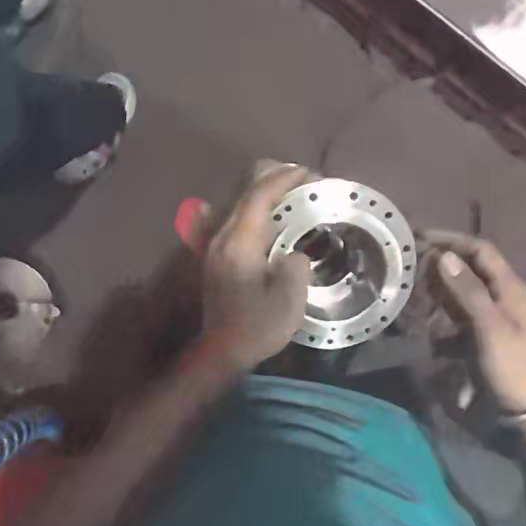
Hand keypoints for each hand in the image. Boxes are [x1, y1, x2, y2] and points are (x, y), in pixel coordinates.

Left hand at [196, 163, 313, 367]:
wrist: (222, 351)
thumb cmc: (257, 326)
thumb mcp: (289, 298)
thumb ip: (296, 265)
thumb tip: (294, 254)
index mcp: (240, 243)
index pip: (259, 196)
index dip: (284, 179)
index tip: (310, 173)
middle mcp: (222, 237)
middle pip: (245, 193)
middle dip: (275, 180)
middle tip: (305, 181)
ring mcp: (215, 246)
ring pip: (239, 205)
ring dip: (265, 195)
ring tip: (293, 195)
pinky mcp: (217, 258)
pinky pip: (236, 221)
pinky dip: (256, 210)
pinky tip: (266, 216)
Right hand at [424, 232, 525, 412]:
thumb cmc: (513, 364)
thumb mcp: (490, 326)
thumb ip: (468, 291)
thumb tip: (444, 256)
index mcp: (511, 287)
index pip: (481, 249)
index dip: (453, 239)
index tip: (421, 237)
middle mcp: (503, 295)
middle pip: (471, 267)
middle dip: (442, 262)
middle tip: (411, 263)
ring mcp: (494, 315)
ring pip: (463, 290)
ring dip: (440, 286)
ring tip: (412, 286)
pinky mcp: (485, 334)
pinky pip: (460, 312)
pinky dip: (443, 309)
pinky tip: (425, 315)